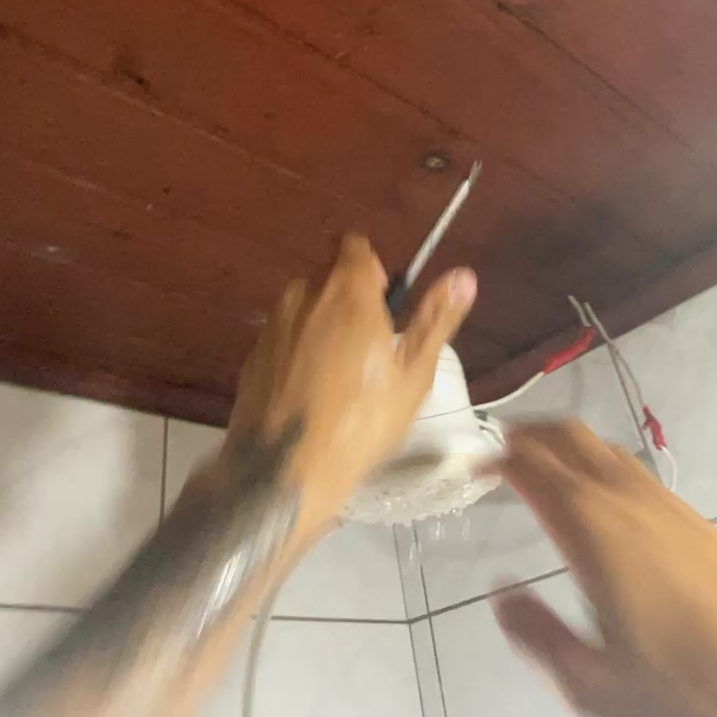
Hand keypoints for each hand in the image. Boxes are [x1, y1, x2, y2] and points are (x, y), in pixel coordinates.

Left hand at [222, 234, 474, 534]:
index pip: (357, 247)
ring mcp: (273, 323)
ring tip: (343, 374)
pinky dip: (299, 348)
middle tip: (372, 347)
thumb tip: (464, 275)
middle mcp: (304, 295)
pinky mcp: (253, 353)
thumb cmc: (362, 422)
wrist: (285, 470)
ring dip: (324, 323)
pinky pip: (284, 335)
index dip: (375, 269)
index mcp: (348, 292)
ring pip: (305, 305)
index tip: (386, 304)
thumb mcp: (413, 375)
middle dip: (352, 298)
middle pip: (331, 275)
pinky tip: (312, 390)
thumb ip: (436, 318)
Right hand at [492, 420, 716, 716]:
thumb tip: (502, 597)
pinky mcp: (687, 512)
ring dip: (559, 442)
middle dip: (523, 434)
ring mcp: (657, 497)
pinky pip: (624, 463)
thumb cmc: (689, 679)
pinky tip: (598, 496)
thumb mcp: (595, 683)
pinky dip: (591, 459)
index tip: (471, 469)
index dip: (493, 459)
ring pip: (596, 444)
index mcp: (586, 522)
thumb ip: (537, 637)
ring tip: (539, 463)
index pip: (527, 465)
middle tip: (497, 450)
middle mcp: (618, 494)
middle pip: (562, 435)